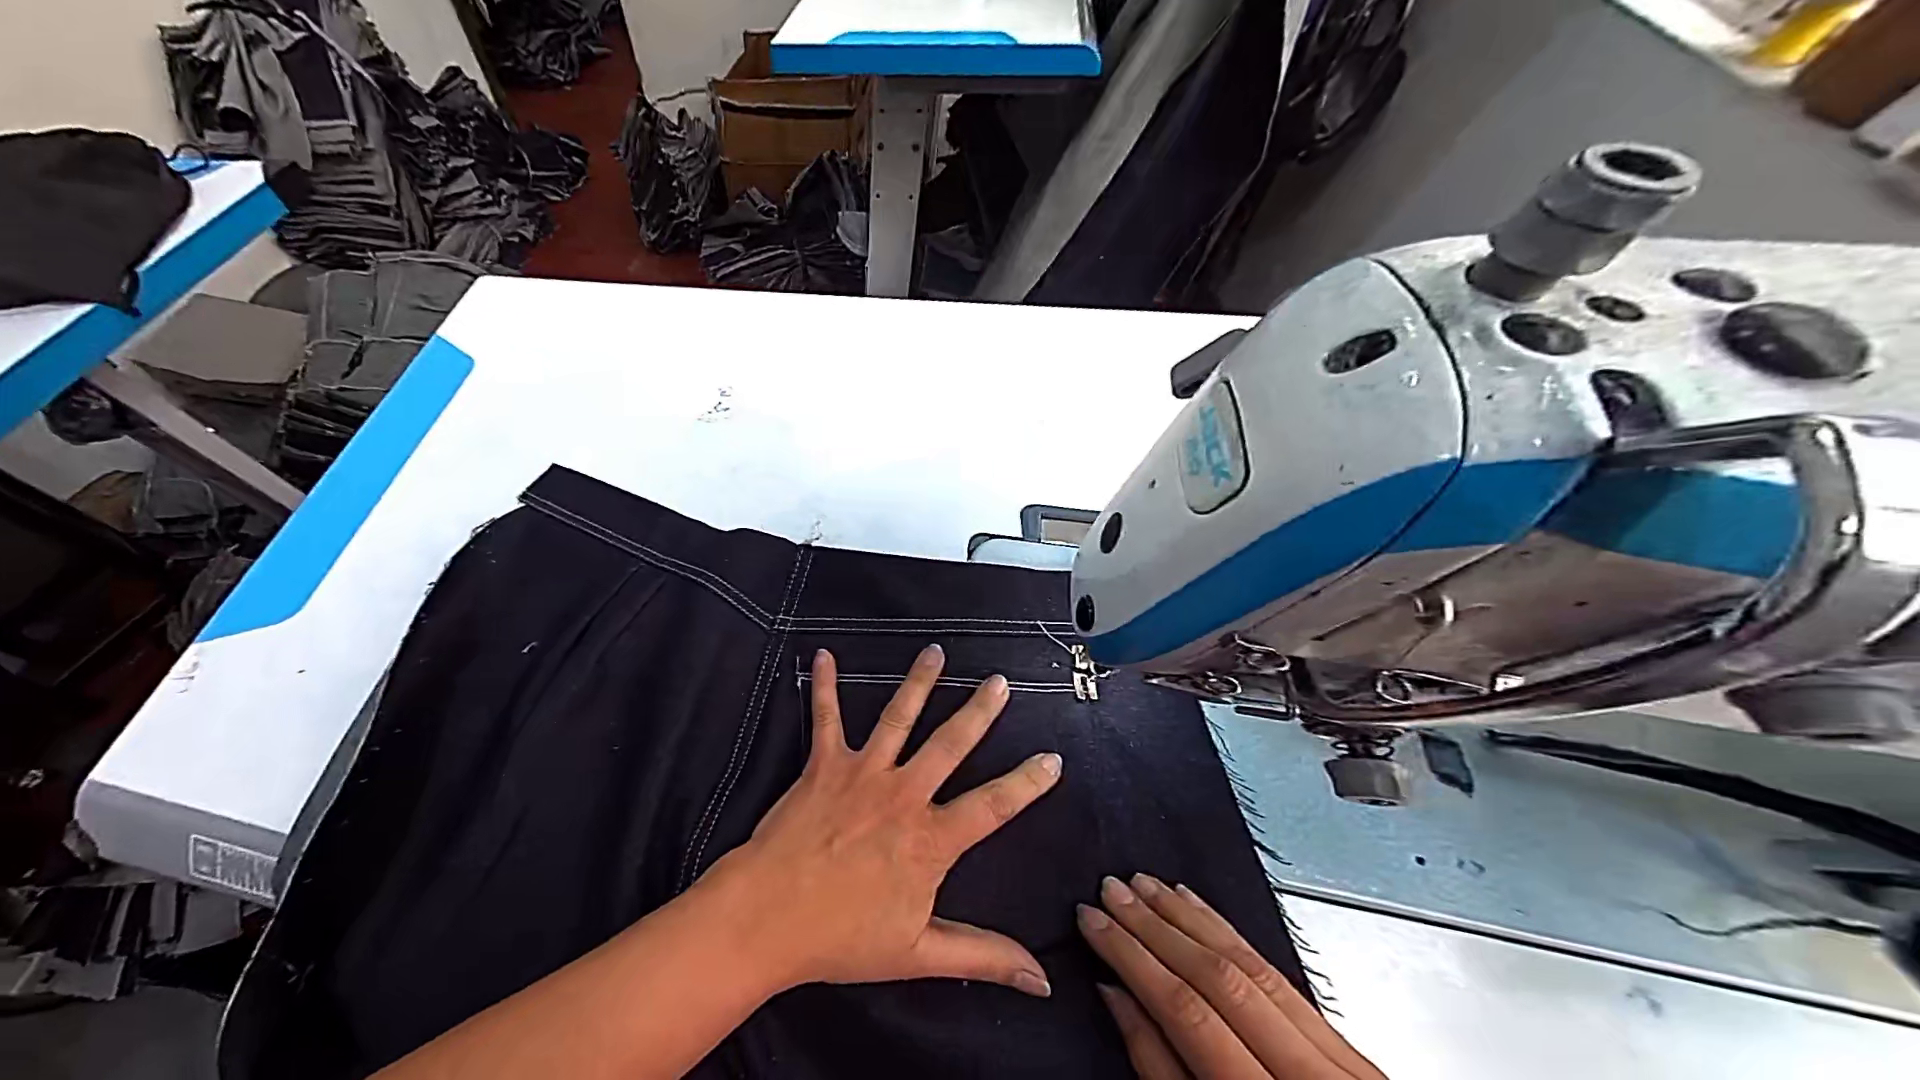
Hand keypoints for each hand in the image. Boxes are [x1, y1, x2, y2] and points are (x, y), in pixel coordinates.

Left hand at [700, 644, 1063, 997]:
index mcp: (929, 839)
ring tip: (935, 652)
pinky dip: (825, 685)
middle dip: (979, 711)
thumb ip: (981, 956)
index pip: (993, 806)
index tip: (1052, 760)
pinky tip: (823, 656)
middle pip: (950, 744)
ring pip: (899, 717)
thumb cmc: (839, 937)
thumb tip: (1040, 978)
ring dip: (919, 682)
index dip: (1027, 783)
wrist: (764, 919)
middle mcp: (902, 795)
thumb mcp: (917, 953)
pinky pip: (826, 717)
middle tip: (1000, 682)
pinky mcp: (824, 765)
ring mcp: (862, 774)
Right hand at [1079, 875, 1386, 1079]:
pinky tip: (1198, 910)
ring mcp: (1343, 1064)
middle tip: (1111, 889)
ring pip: (1251, 965)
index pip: (1186, 1011)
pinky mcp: (1352, 1052)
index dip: (1131, 958)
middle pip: (1219, 978)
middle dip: (1154, 926)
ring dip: (1189, 918)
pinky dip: (1231, 937)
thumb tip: (1117, 993)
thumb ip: (1159, 1070)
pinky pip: (1279, 976)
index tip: (1094, 921)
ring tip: (1146, 885)